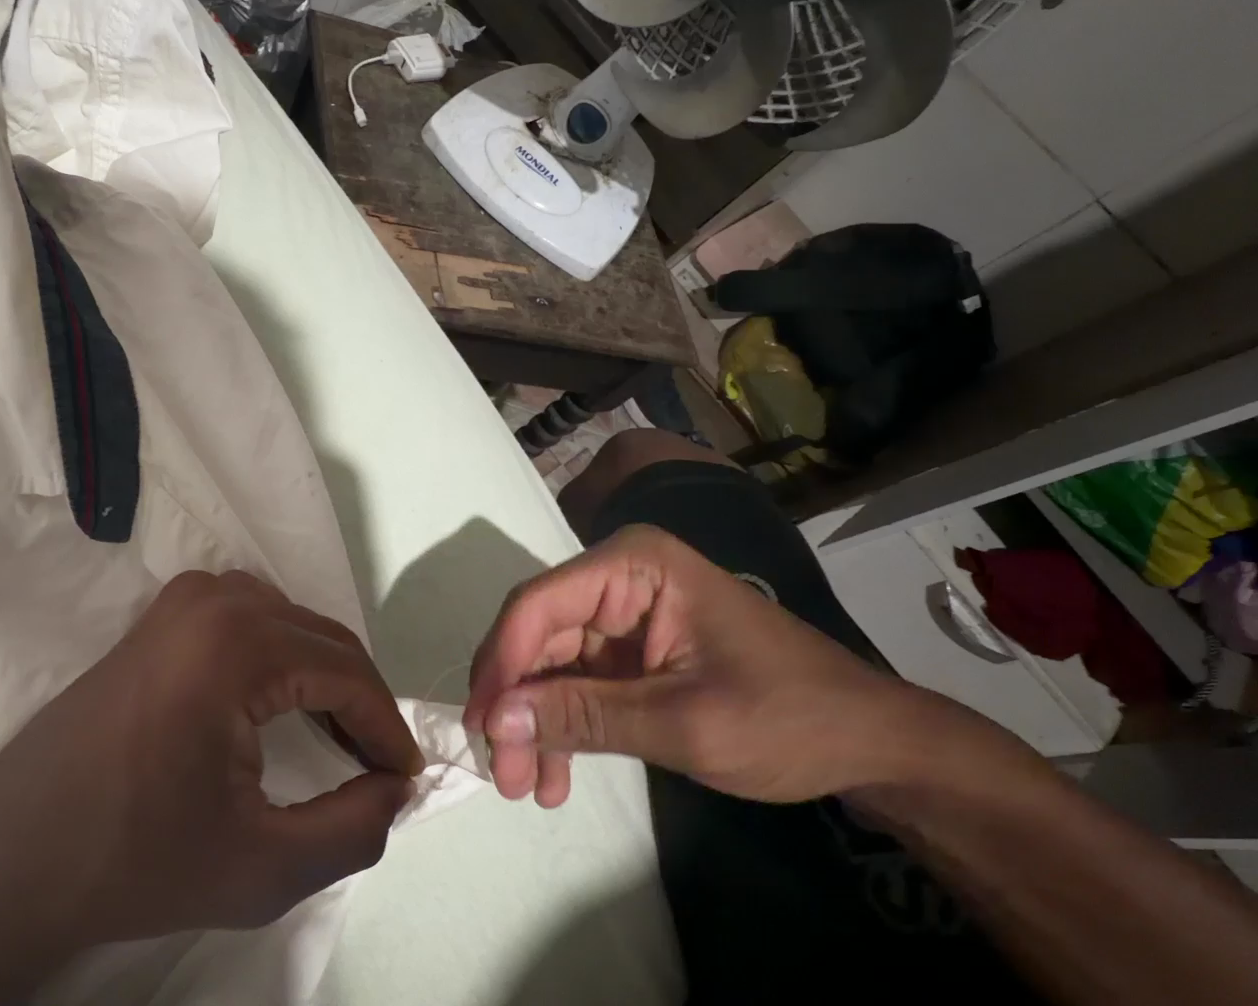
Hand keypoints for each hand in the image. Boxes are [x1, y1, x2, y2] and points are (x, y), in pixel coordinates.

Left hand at [0, 570, 422, 1003]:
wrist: (14, 859)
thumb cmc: (136, 861)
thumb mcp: (264, 868)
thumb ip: (355, 828)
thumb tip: (395, 788)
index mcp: (234, 644)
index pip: (346, 671)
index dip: (386, 728)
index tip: (403, 779)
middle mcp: (210, 599)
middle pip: (320, 638)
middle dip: (359, 701)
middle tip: (378, 769)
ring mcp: (176, 602)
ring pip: (286, 622)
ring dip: (322, 674)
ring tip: (338, 740)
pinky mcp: (154, 620)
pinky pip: (245, 618)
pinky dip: (279, 656)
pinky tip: (281, 704)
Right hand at [464, 525, 945, 807]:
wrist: (869, 745)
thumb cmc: (790, 718)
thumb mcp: (683, 722)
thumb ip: (584, 715)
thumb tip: (495, 718)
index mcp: (635, 566)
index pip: (539, 605)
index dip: (501, 664)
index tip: (484, 728)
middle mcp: (619, 579)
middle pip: (535, 637)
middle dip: (515, 705)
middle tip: (502, 773)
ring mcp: (622, 617)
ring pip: (547, 666)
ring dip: (533, 725)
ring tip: (525, 787)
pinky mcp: (629, 654)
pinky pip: (575, 686)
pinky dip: (562, 730)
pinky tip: (555, 779)